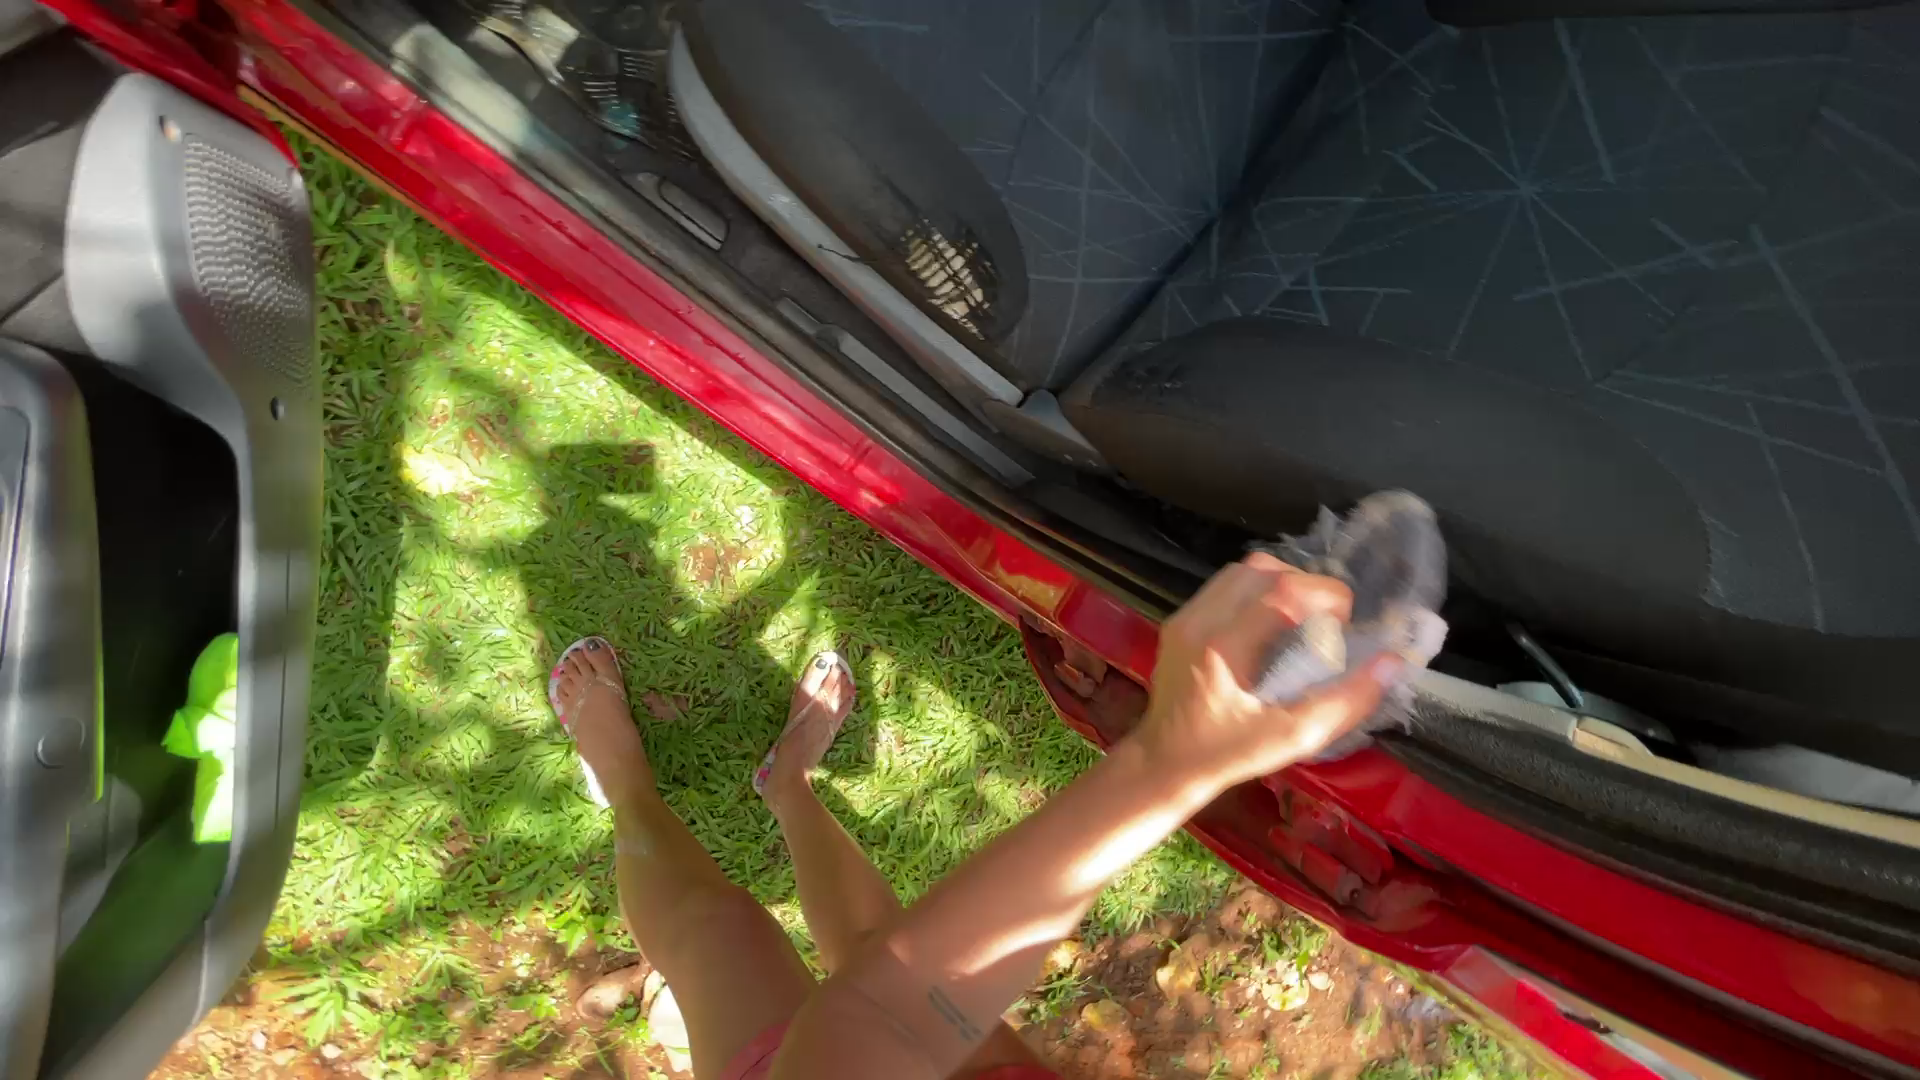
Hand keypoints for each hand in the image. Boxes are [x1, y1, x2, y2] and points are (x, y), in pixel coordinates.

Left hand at [1136, 553, 1398, 793]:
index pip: (1281, 590)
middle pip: (1260, 569)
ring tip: (1301, 619)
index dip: (1324, 595)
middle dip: (1305, 585)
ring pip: (1239, 571)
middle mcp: (1197, 621)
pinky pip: (1222, 586)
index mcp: (1222, 646)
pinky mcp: (1178, 621)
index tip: (1345, 623)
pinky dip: (1254, 592)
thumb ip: (1346, 702)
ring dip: (1279, 583)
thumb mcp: (1293, 738)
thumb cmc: (1228, 754)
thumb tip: (1392, 662)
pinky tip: (1270, 625)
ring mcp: (1183, 617)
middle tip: (1326, 621)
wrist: (1164, 761)